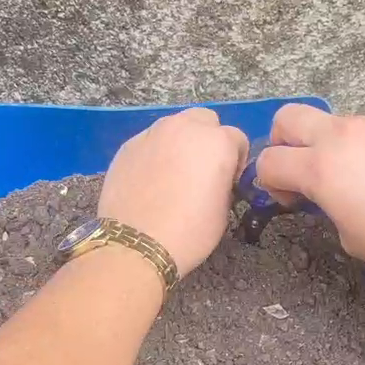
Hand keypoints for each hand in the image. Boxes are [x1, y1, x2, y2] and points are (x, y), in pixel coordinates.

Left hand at [99, 108, 249, 274]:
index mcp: (217, 142)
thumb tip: (217, 178)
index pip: (237, 138)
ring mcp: (152, 133)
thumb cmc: (190, 232)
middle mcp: (185, 127)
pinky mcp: (128, 145)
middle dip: (207, 140)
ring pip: (174, 126)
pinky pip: (150, 142)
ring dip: (180, 143)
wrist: (137, 244)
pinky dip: (155, 154)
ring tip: (173, 175)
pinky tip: (150, 181)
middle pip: (205, 120)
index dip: (236, 160)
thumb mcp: (224, 210)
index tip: (228, 181)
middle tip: (201, 171)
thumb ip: (224, 182)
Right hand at [253, 104, 364, 285]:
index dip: (269, 184)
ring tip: (346, 180)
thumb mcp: (349, 237)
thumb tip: (326, 196)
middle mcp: (340, 136)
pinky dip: (351, 146)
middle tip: (300, 174)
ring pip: (325, 122)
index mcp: (321, 168)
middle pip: (286, 118)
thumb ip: (325, 208)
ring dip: (320, 144)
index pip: (268, 161)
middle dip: (281, 144)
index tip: (290, 202)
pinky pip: (358, 128)